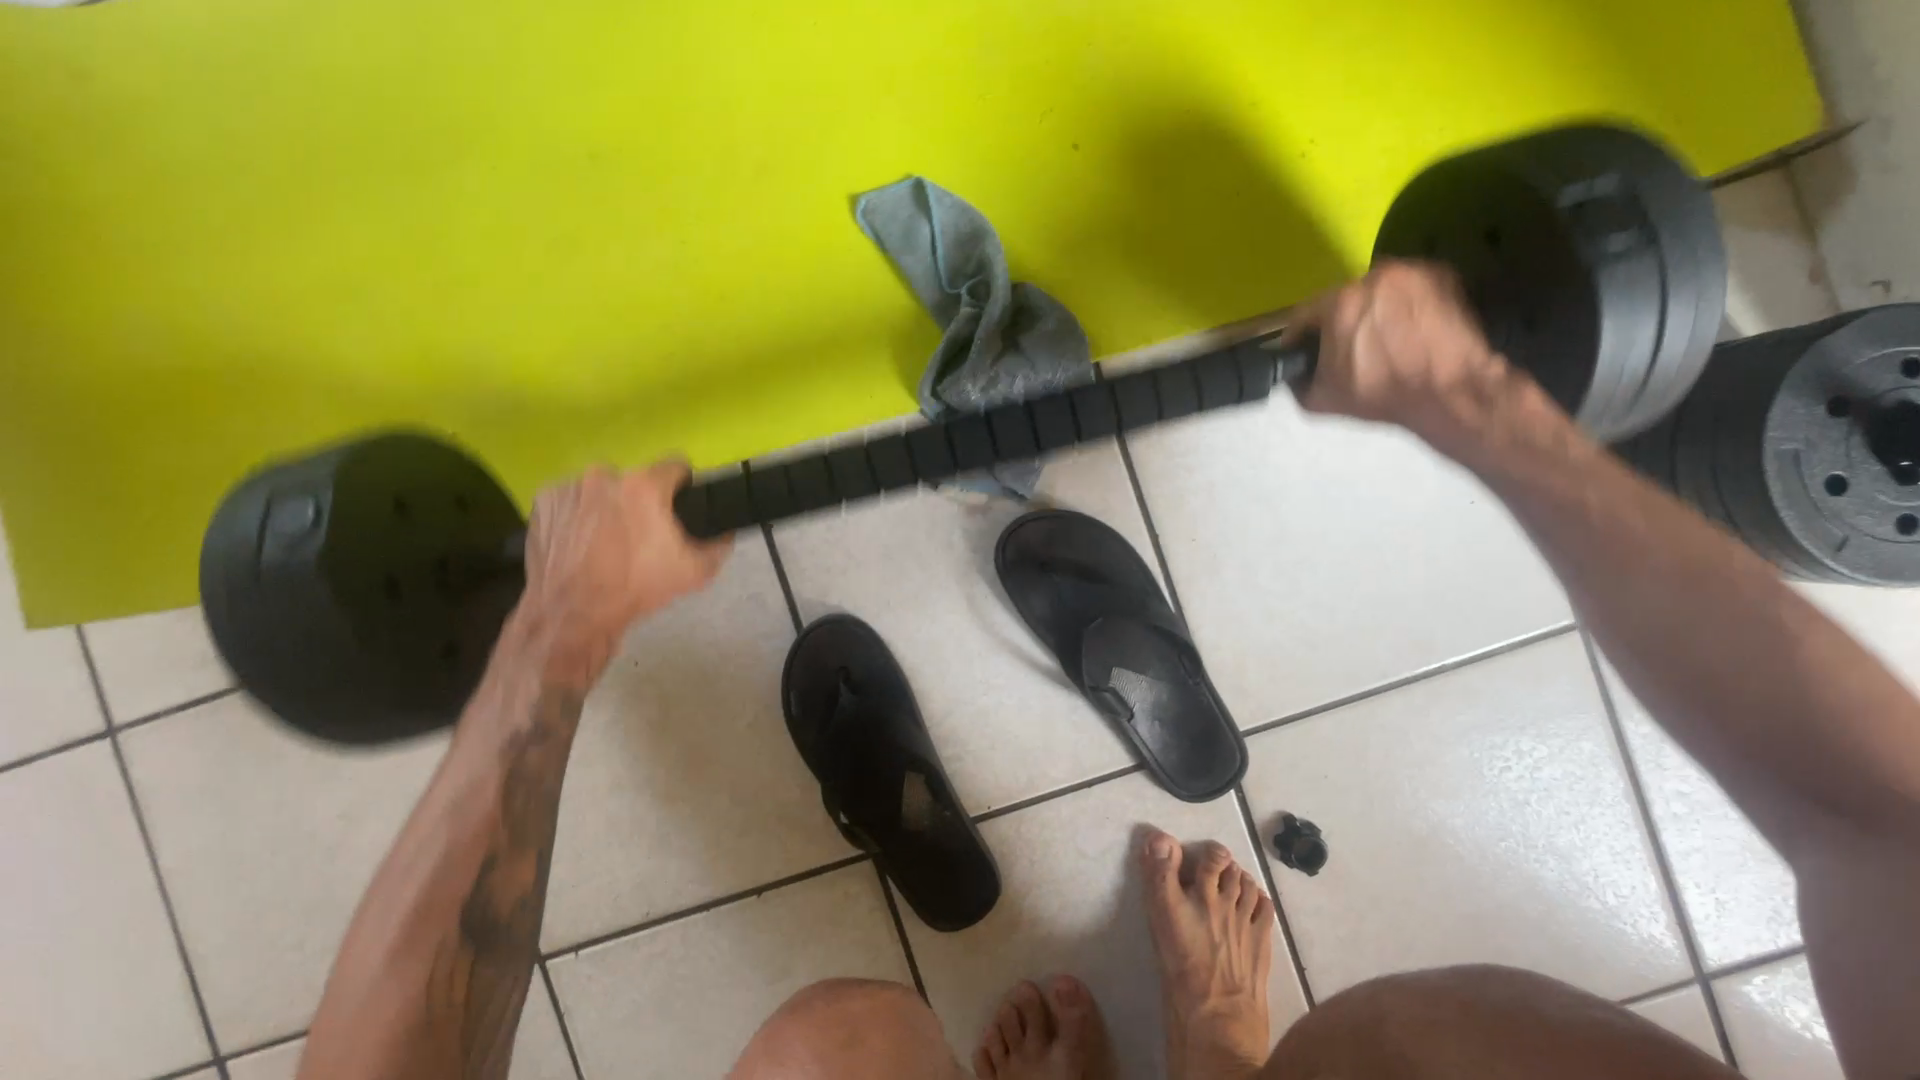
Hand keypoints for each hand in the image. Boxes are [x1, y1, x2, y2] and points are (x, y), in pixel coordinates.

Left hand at [518, 460, 731, 681]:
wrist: (573, 614)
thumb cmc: (636, 588)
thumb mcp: (694, 573)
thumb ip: (719, 546)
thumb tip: (725, 533)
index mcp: (644, 485)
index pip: (677, 465)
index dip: (683, 486)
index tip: (679, 506)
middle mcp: (605, 475)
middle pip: (635, 480)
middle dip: (640, 501)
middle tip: (640, 534)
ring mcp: (570, 487)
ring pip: (601, 488)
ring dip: (607, 506)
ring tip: (606, 542)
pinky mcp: (544, 501)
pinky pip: (571, 500)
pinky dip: (578, 515)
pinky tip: (580, 543)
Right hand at [1283, 260, 1540, 453]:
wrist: (1451, 392)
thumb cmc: (1383, 395)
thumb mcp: (1321, 401)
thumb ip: (1296, 382)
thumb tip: (1294, 374)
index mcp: (1338, 303)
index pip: (1305, 314)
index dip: (1302, 336)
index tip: (1307, 351)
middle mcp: (1372, 277)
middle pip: (1344, 299)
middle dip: (1343, 321)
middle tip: (1352, 347)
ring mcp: (1410, 272)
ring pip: (1378, 290)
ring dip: (1375, 309)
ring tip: (1386, 337)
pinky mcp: (1440, 274)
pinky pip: (1409, 287)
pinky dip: (1406, 303)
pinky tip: (1412, 327)